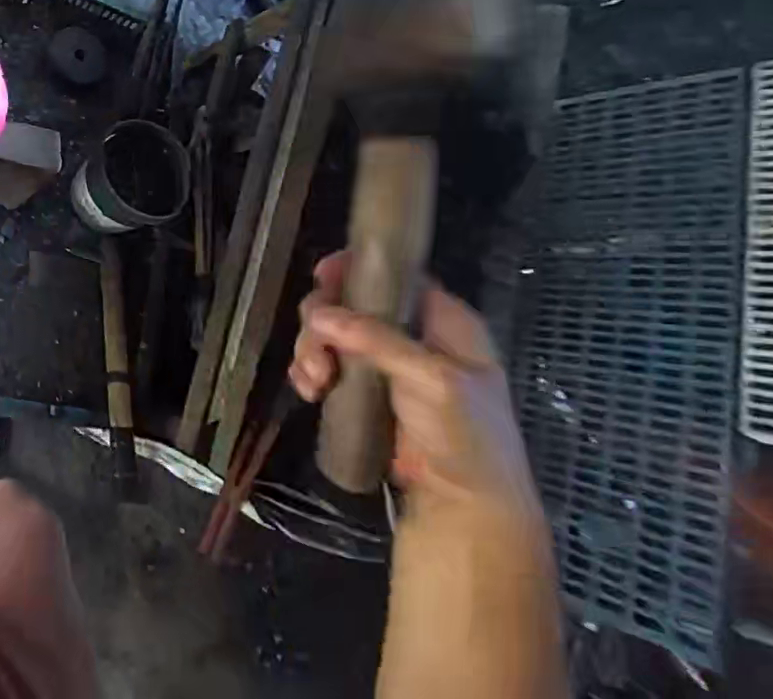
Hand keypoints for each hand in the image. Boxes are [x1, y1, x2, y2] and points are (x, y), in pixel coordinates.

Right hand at [289, 252, 541, 524]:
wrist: (462, 502)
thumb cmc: (465, 436)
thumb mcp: (432, 381)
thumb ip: (377, 340)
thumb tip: (318, 315)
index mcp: (443, 322)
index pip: (396, 276)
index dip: (356, 271)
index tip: (321, 277)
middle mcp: (410, 335)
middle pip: (348, 304)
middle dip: (320, 323)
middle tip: (314, 350)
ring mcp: (382, 362)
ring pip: (328, 334)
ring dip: (310, 352)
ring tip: (313, 381)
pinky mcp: (360, 388)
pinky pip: (322, 363)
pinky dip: (308, 372)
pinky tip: (310, 391)